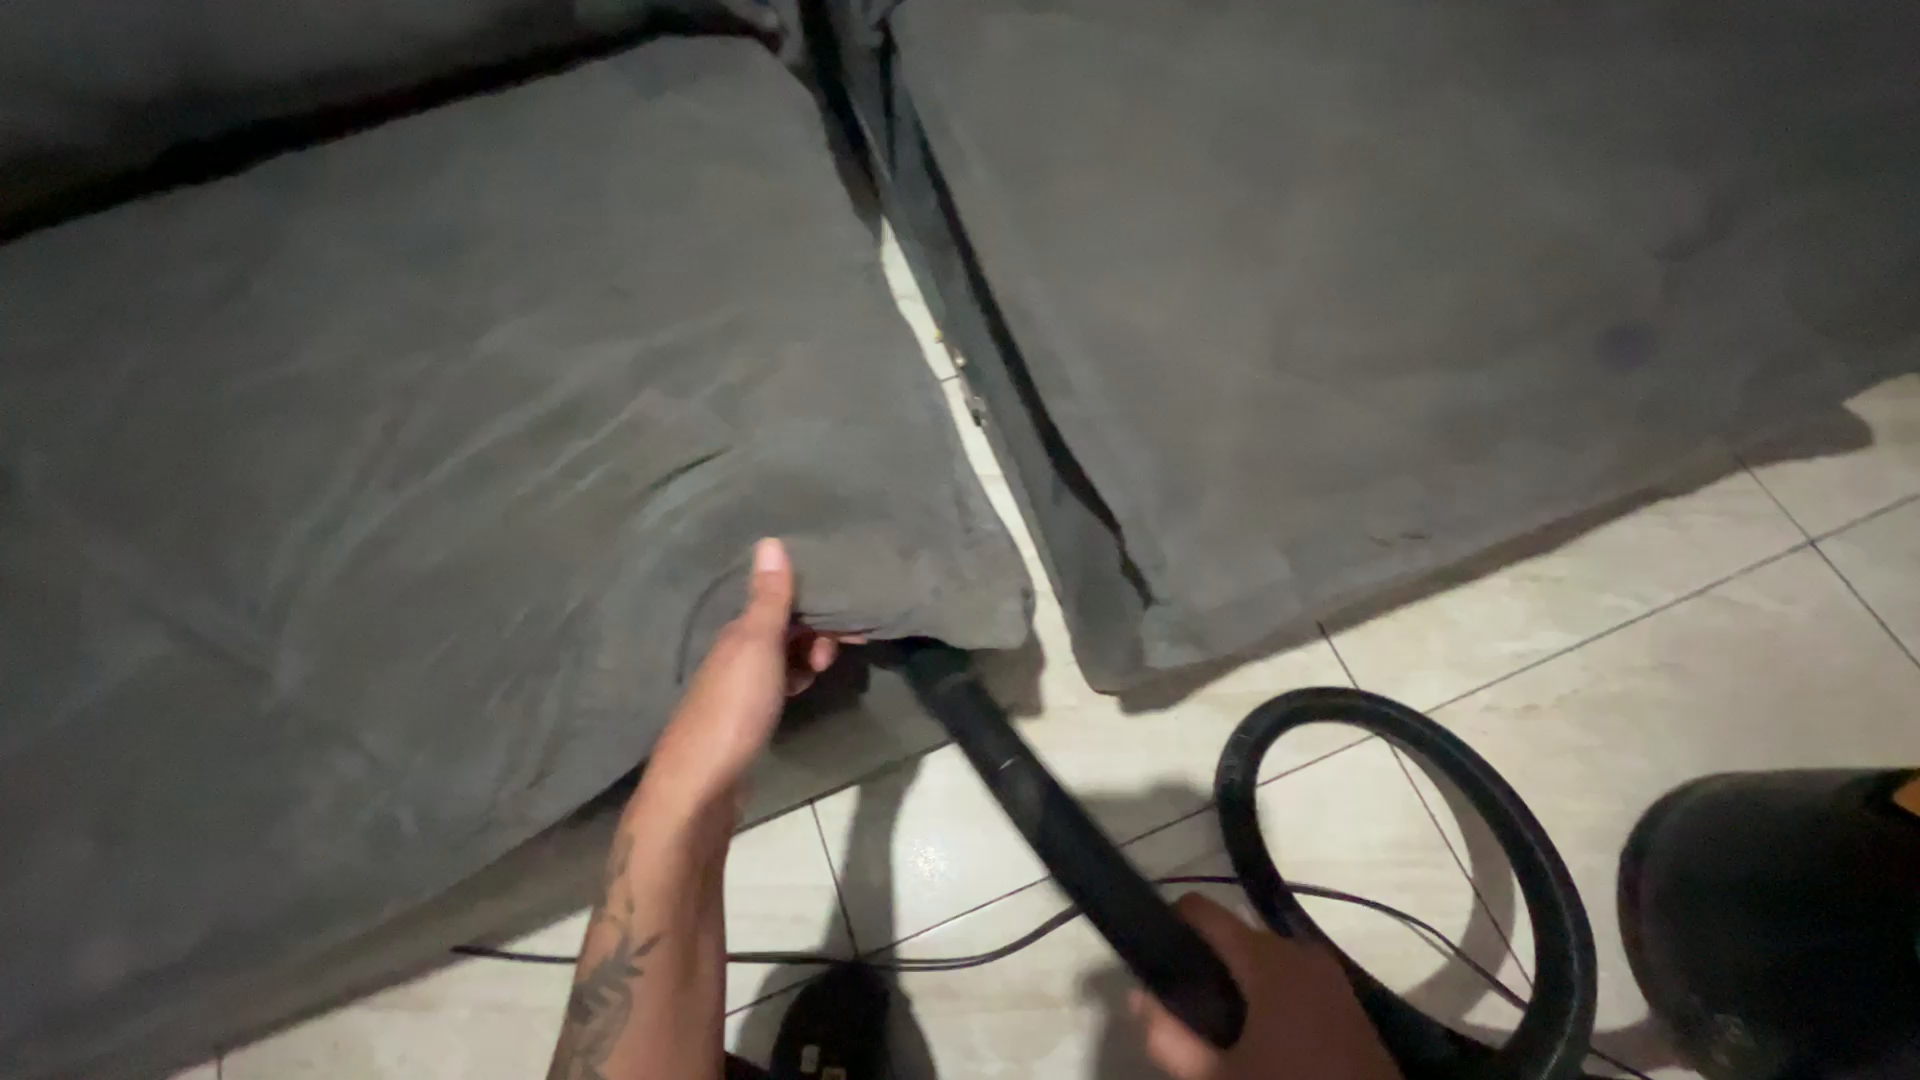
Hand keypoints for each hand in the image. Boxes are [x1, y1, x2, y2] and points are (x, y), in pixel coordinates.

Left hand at [640, 538, 854, 813]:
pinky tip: (804, 688)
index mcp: (737, 631)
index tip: (851, 613)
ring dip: (808, 655)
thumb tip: (769, 539)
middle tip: (840, 648)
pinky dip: (796, 678)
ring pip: (782, 655)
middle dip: (817, 629)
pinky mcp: (745, 715)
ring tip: (822, 670)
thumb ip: (768, 598)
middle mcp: (735, 651)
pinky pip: (778, 682)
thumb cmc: (734, 708)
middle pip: (783, 626)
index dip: (815, 600)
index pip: (780, 599)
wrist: (701, 786)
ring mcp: (738, 685)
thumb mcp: (757, 646)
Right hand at [1132, 893, 1404, 1079]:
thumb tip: (1139, 997)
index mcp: (1266, 959)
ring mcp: (1329, 976)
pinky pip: (1292, 981)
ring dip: (1237, 984)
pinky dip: (1268, 998)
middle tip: (1186, 1013)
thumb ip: (1171, 1039)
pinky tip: (1262, 1043)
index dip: (1169, 926)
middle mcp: (1298, 952)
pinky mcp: (1347, 1002)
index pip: (1201, 910)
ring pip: (1262, 960)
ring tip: (1223, 1034)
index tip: (1153, 960)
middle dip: (1204, 966)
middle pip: (1231, 937)